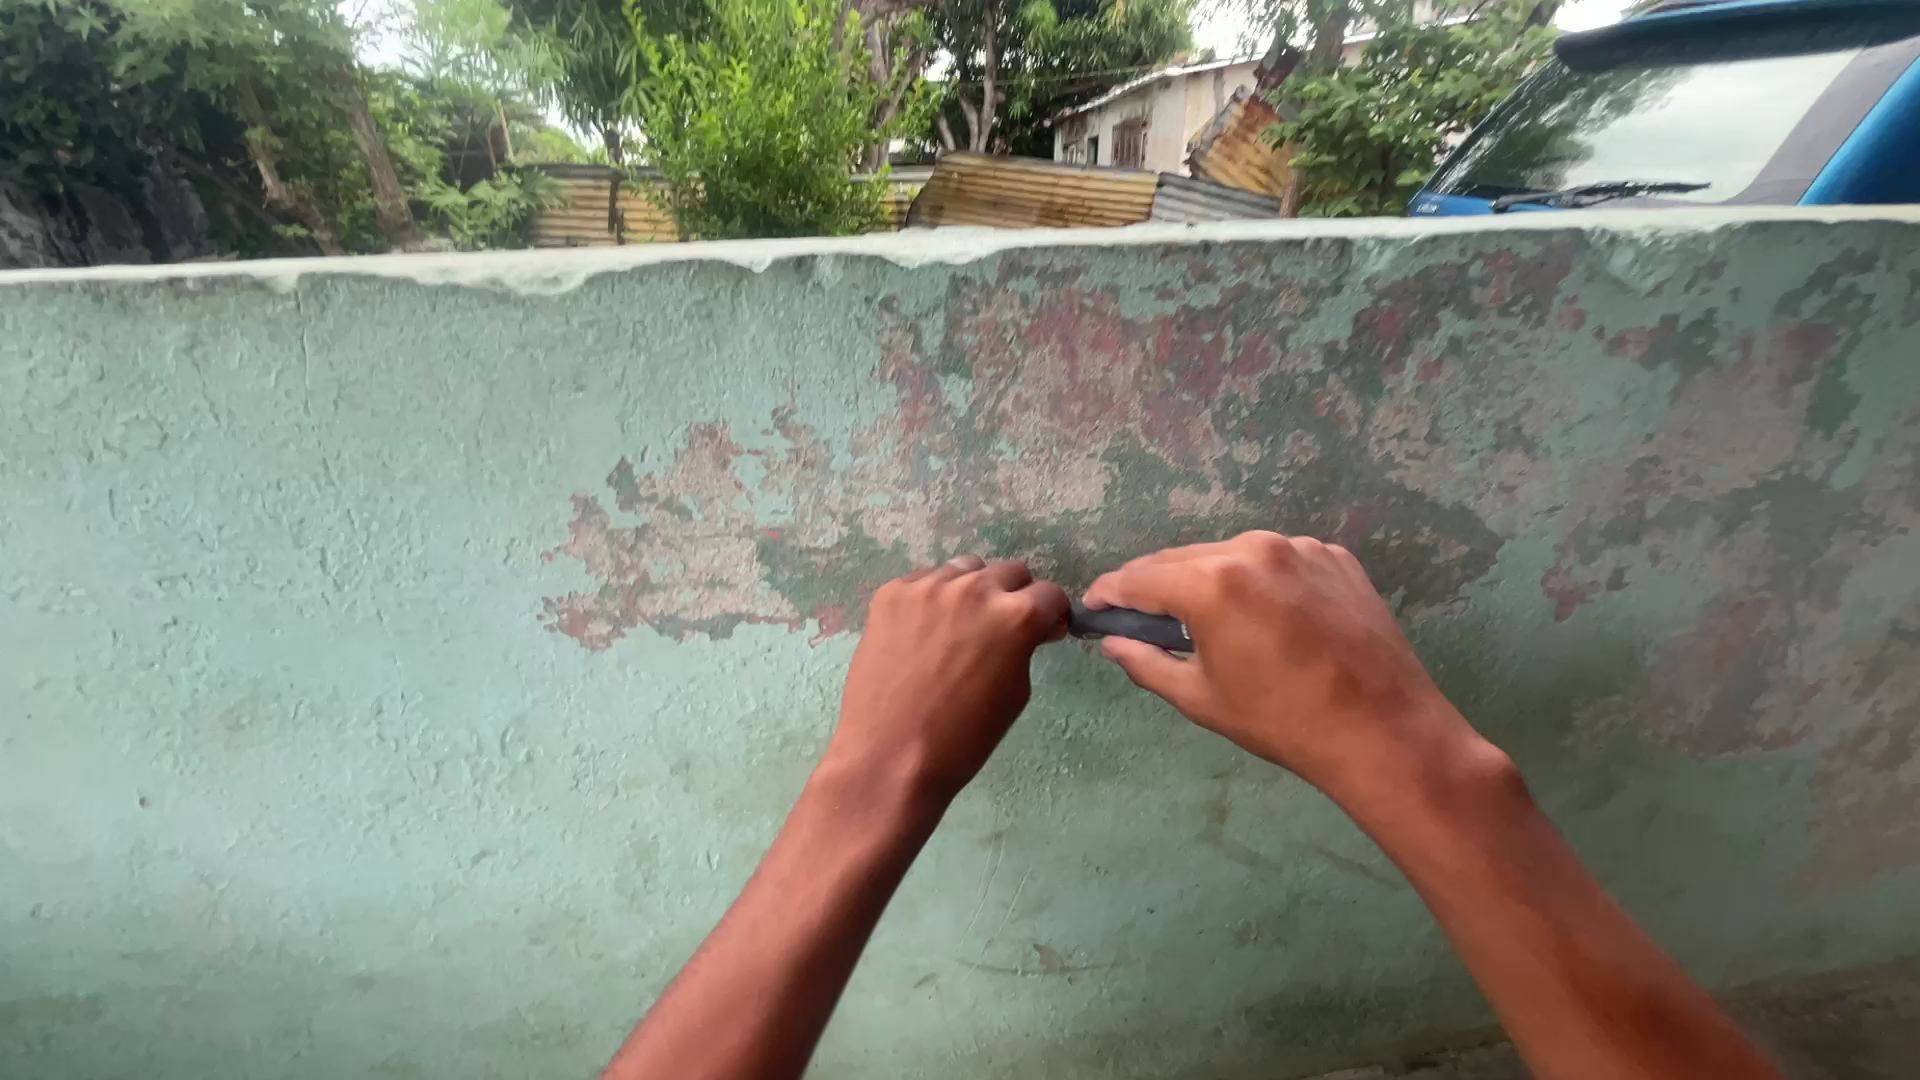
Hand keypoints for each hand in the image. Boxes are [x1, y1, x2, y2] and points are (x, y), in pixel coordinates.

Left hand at [824, 556, 1070, 805]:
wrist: (889, 756)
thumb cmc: (963, 738)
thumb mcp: (1016, 693)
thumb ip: (1025, 645)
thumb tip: (1030, 627)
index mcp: (1015, 615)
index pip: (1050, 593)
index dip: (1050, 614)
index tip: (1043, 629)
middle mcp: (974, 588)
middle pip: (1009, 572)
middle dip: (1013, 596)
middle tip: (999, 628)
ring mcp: (928, 585)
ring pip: (964, 569)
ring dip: (972, 590)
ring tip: (957, 625)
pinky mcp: (892, 592)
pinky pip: (924, 580)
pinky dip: (932, 598)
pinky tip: (922, 630)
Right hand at [1084, 531, 1485, 800]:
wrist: (1386, 732)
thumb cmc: (1281, 721)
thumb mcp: (1200, 698)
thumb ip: (1145, 662)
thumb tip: (1112, 643)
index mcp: (1212, 583)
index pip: (1139, 577)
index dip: (1109, 592)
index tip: (1094, 606)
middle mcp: (1251, 548)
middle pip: (1180, 559)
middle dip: (1152, 584)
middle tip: (1138, 613)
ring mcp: (1298, 547)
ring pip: (1228, 554)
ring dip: (1204, 577)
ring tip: (1202, 613)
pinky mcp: (1334, 556)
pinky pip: (1275, 558)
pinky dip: (1255, 578)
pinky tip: (1262, 611)